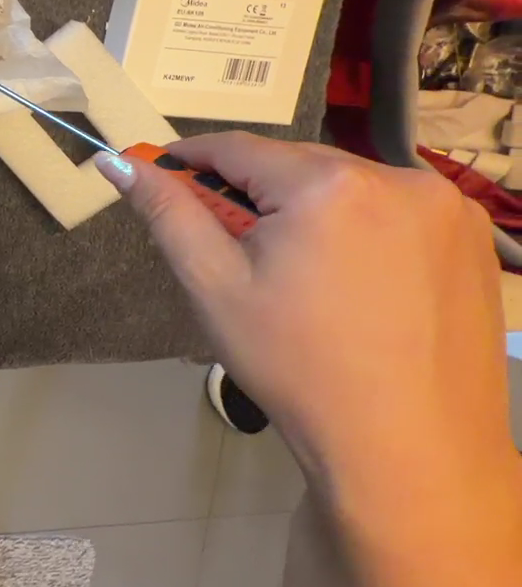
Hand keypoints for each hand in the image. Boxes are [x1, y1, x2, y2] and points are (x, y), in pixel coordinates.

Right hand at [98, 133, 515, 539]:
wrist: (407, 440)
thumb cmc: (291, 358)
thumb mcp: (210, 281)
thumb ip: (164, 210)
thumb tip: (115, 161)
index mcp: (329, 185)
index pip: (237, 146)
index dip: (186, 158)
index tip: (154, 179)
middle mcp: (401, 179)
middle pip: (292, 163)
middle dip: (245, 191)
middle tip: (218, 245)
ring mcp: (448, 209)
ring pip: (340, 185)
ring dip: (297, 207)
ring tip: (279, 269)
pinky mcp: (472, 240)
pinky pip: (387, 210)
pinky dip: (346, 226)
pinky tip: (335, 279)